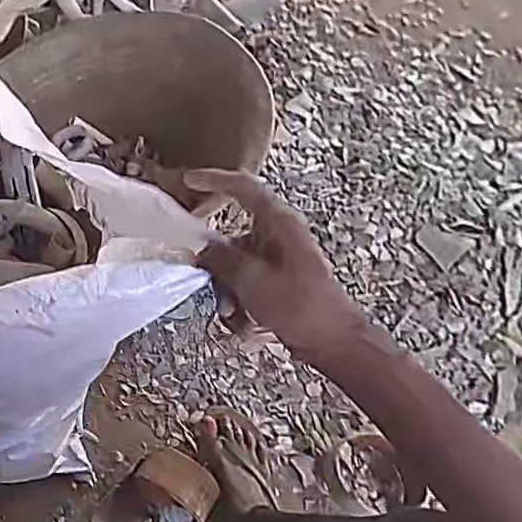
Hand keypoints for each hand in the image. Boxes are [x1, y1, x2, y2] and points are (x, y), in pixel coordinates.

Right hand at [185, 168, 369, 367]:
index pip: (243, 188)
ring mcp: (277, 259)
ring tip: (234, 315)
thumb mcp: (251, 280)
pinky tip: (245, 323)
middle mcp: (278, 236)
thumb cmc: (301, 308)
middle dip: (216, 266)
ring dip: (226, 289)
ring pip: (234, 265)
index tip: (189, 180)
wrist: (332, 341)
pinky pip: (245, 282)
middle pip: (231, 236)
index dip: (214, 180)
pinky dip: (239, 300)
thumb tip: (202, 251)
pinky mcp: (277, 279)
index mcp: (279, 224)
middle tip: (208, 283)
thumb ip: (221, 259)